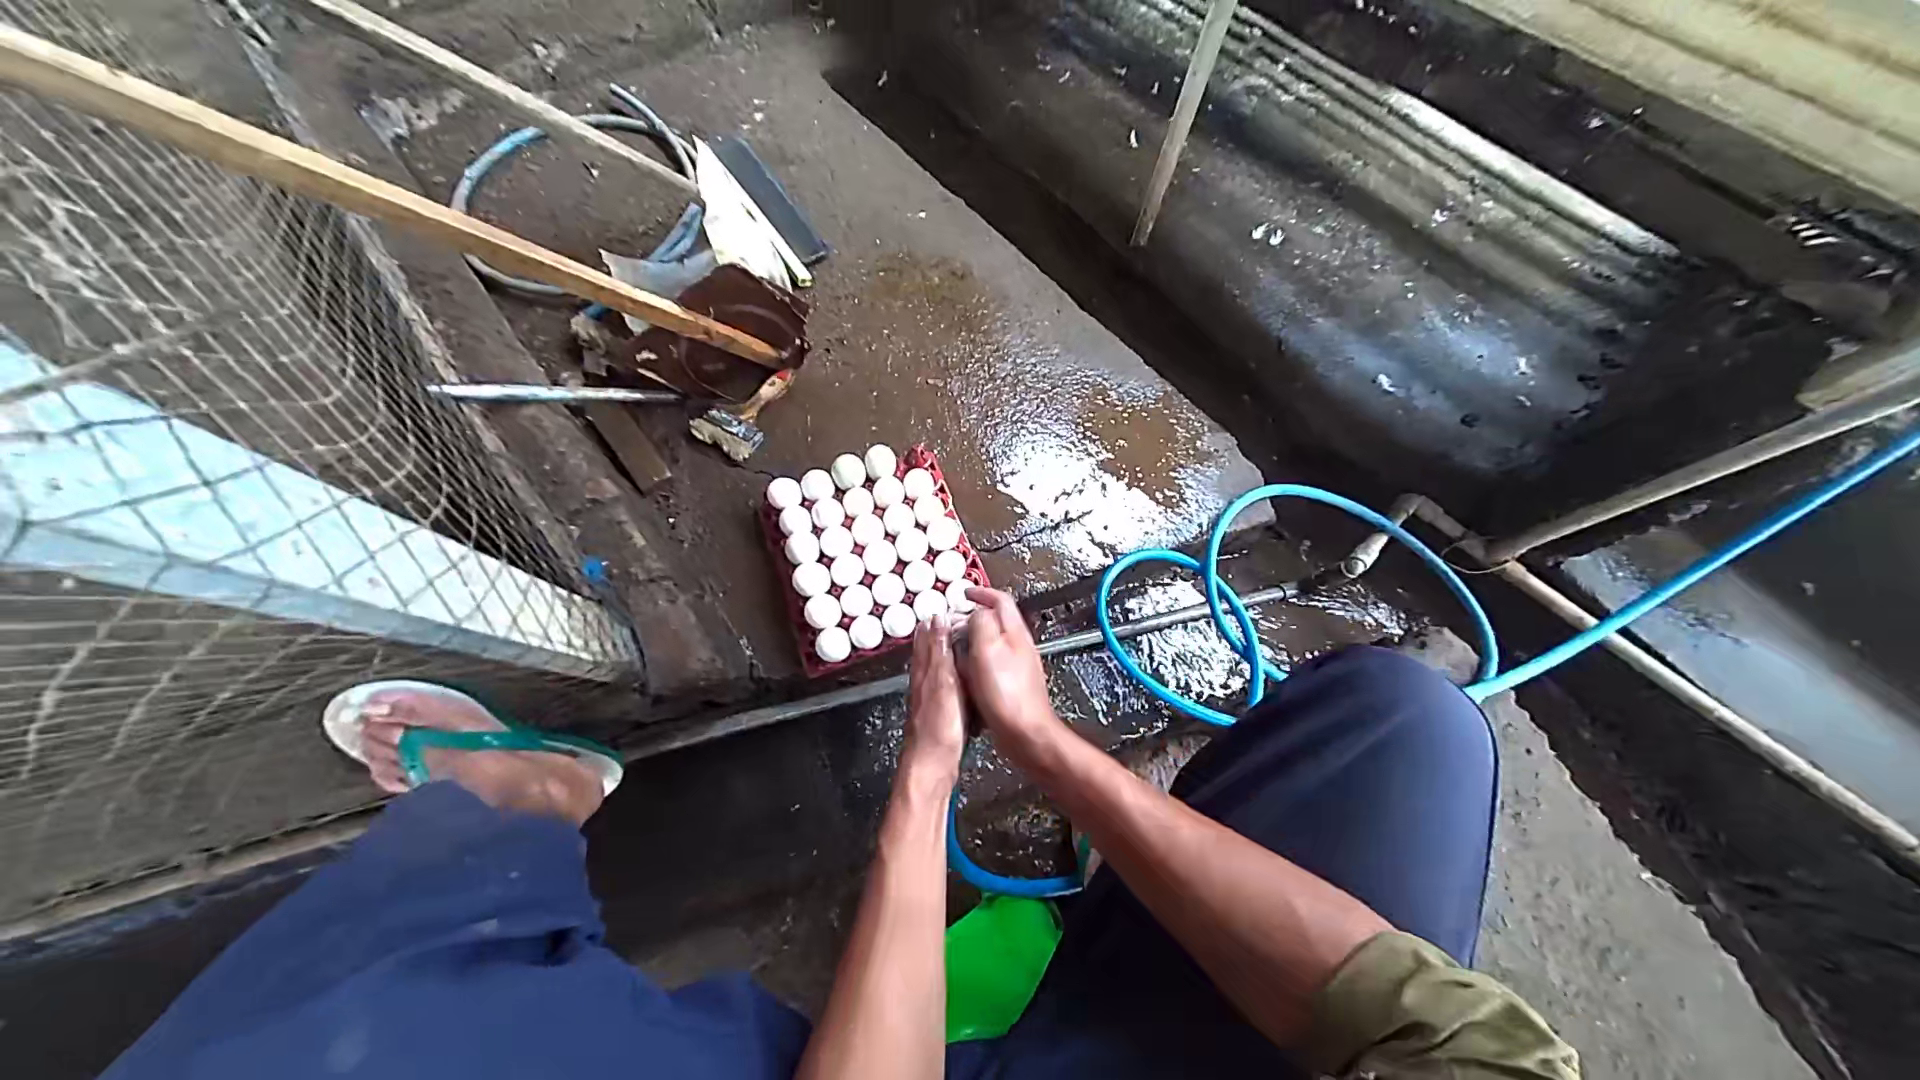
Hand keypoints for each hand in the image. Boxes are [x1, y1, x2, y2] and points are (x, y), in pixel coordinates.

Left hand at [902, 614, 965, 778]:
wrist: (931, 768)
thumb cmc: (938, 730)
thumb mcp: (943, 683)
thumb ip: (940, 653)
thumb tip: (937, 621)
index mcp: (925, 674)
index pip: (925, 642)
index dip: (931, 626)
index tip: (938, 610)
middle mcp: (924, 686)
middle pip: (927, 655)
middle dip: (934, 639)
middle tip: (940, 623)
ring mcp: (930, 703)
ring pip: (935, 673)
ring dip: (941, 658)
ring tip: (949, 647)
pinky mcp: (940, 719)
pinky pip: (945, 692)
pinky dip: (951, 682)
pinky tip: (957, 686)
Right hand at [960, 587, 1068, 772]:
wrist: (1026, 733)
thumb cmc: (1008, 696)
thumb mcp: (987, 649)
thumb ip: (980, 623)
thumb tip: (975, 612)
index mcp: (1014, 633)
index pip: (1000, 600)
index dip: (981, 593)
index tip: (964, 594)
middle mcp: (1019, 646)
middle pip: (996, 620)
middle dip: (973, 617)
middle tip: (955, 620)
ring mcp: (1017, 666)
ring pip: (993, 642)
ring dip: (973, 640)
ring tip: (955, 645)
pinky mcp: (1011, 685)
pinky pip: (991, 664)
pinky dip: (975, 662)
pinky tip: (966, 674)